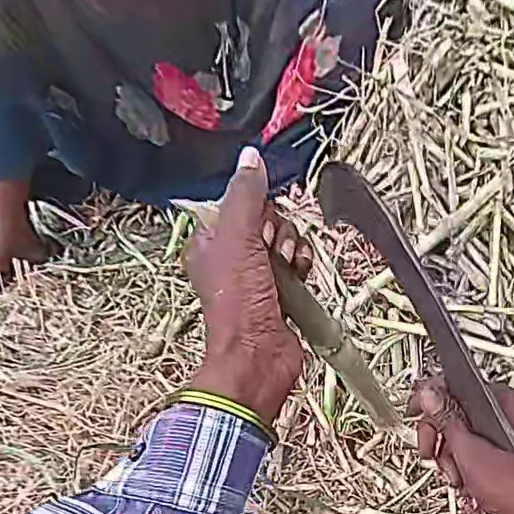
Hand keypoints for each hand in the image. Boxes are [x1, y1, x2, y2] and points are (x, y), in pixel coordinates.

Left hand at [186, 146, 307, 428]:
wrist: (259, 356)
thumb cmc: (238, 302)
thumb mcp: (237, 237)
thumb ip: (245, 195)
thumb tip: (250, 156)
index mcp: (211, 241)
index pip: (240, 202)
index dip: (255, 208)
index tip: (258, 225)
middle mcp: (233, 257)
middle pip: (267, 218)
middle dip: (277, 231)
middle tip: (271, 252)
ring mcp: (258, 276)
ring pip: (285, 240)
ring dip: (292, 249)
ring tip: (286, 269)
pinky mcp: (281, 292)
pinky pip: (298, 263)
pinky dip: (302, 266)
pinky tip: (299, 276)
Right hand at [412, 375, 513, 513]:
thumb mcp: (469, 449)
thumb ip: (445, 419)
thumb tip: (428, 393)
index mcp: (499, 400)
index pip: (453, 385)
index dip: (429, 400)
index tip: (413, 413)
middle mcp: (502, 412)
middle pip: (452, 412)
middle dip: (437, 436)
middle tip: (431, 454)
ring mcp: (501, 434)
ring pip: (458, 435)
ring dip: (448, 457)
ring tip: (454, 475)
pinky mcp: (500, 454)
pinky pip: (470, 452)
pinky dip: (460, 466)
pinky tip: (463, 481)